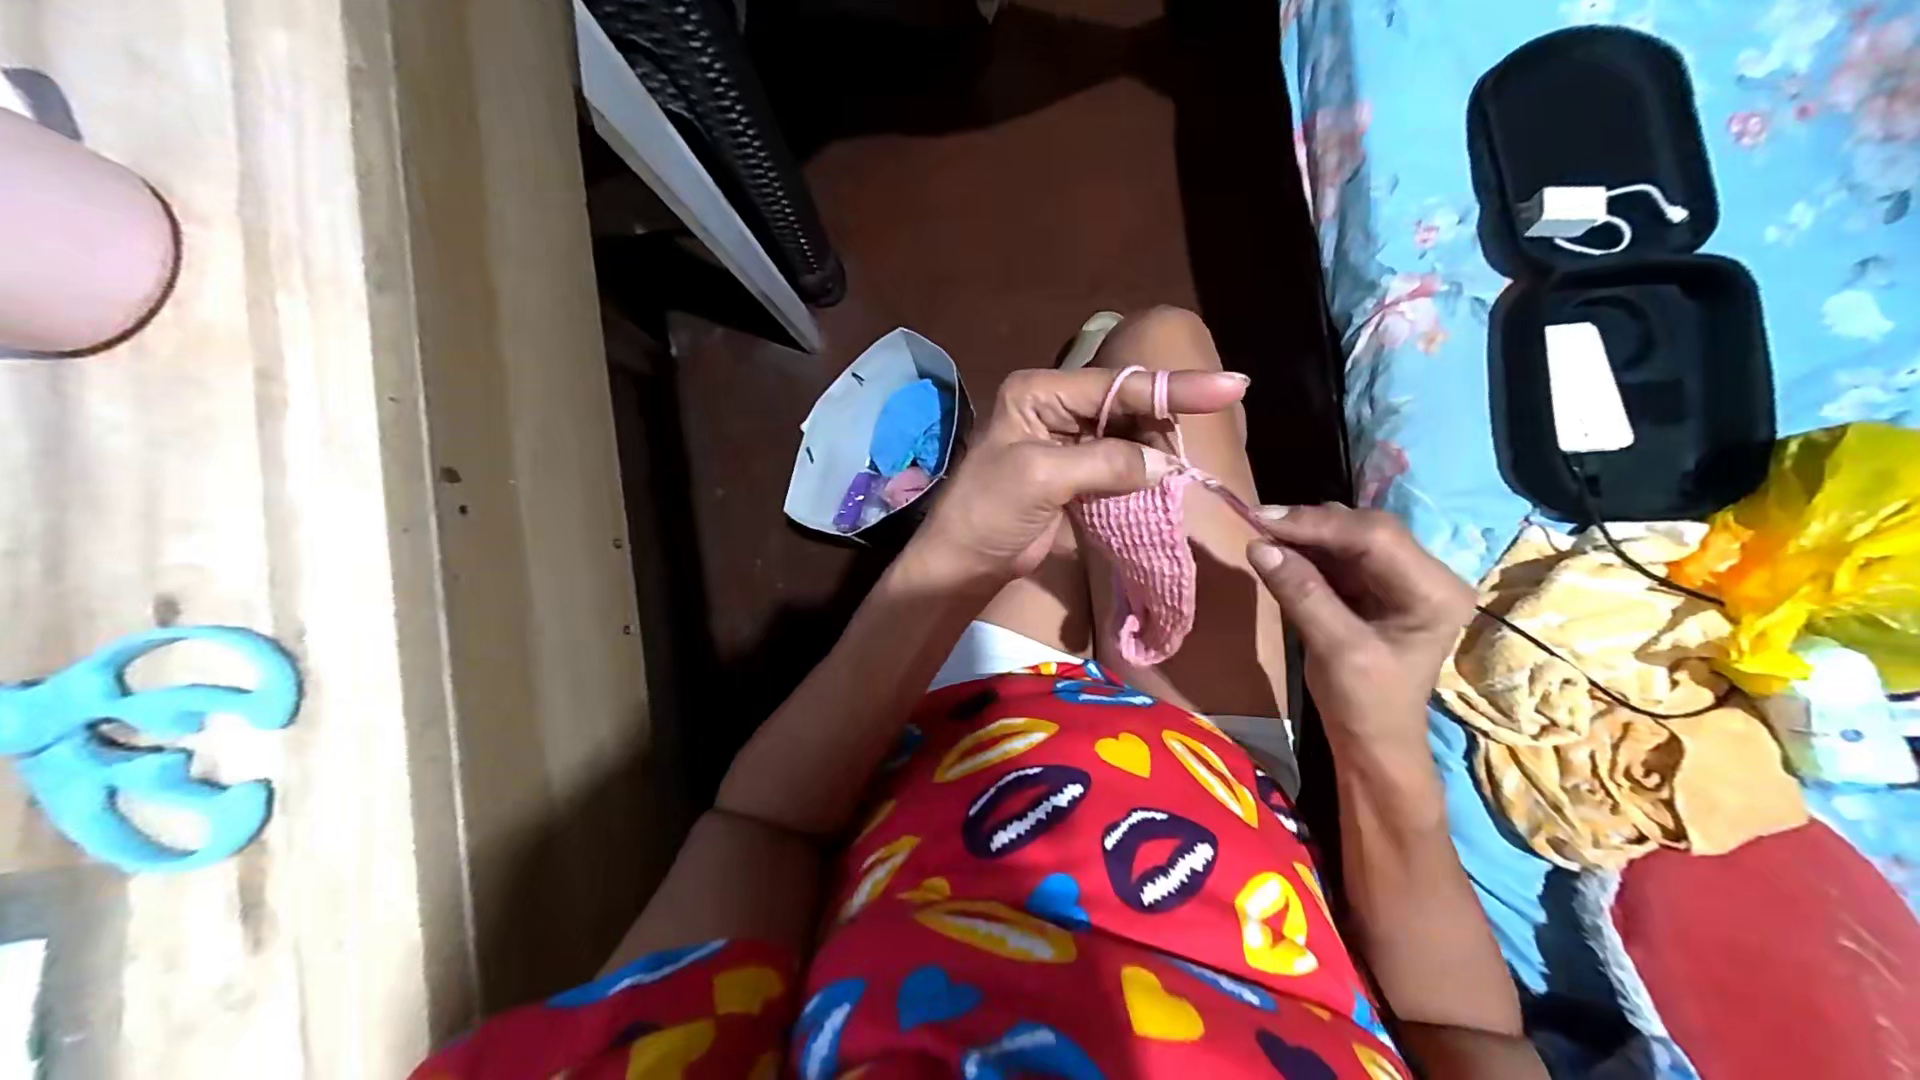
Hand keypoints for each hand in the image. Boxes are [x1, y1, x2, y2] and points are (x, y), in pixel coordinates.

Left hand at [908, 366, 1248, 591]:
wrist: (962, 563)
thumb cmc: (988, 511)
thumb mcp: (1041, 477)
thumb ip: (1106, 462)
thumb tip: (1165, 463)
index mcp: (1040, 393)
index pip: (1116, 384)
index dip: (1173, 388)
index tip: (1233, 386)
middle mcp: (1055, 409)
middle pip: (1127, 406)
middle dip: (1165, 421)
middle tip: (1199, 445)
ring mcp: (1067, 444)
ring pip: (1128, 437)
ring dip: (1157, 452)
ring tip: (1185, 467)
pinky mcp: (1075, 477)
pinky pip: (1121, 467)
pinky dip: (1144, 476)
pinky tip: (1167, 481)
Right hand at [1244, 504, 1475, 756]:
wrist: (1372, 740)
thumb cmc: (1366, 703)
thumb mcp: (1336, 650)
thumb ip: (1301, 593)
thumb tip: (1258, 546)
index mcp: (1434, 591)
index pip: (1375, 537)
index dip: (1317, 523)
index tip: (1261, 520)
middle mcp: (1426, 575)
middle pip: (1364, 529)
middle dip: (1310, 524)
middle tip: (1257, 524)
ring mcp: (1399, 579)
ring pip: (1348, 536)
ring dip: (1304, 534)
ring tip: (1262, 534)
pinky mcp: (1373, 586)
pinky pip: (1337, 555)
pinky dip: (1305, 550)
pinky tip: (1277, 550)